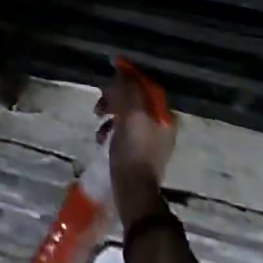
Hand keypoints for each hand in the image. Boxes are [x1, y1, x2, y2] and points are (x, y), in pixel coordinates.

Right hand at [96, 66, 175, 223]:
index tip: (112, 69)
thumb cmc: (133, 151)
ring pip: (128, 115)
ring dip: (111, 113)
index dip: (130, 75)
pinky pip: (124, 132)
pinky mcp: (139, 153)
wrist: (133, 192)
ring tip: (98, 120)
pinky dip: (112, 130)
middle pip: (137, 99)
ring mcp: (151, 140)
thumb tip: (123, 70)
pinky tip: (101, 138)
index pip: (147, 85)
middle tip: (100, 101)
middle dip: (116, 97)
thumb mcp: (131, 114)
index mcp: (164, 114)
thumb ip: (128, 90)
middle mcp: (161, 125)